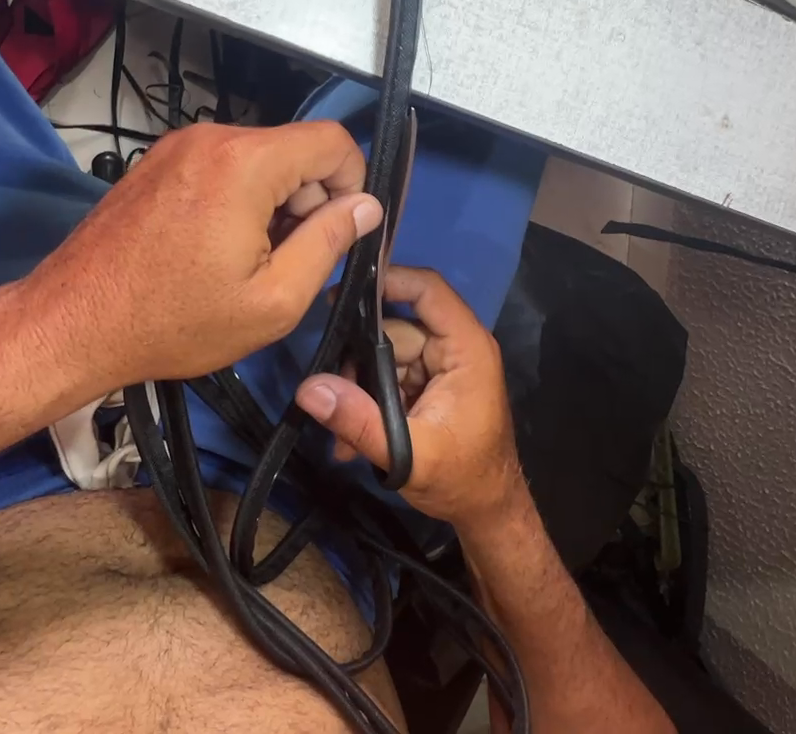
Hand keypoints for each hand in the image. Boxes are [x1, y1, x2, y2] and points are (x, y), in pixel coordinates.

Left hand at [16, 121, 382, 401]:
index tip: (342, 230)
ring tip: (252, 261)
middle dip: (311, 199)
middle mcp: (211, 138)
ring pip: (263, 159)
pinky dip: (242, 199)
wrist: (72, 323)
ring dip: (277, 203)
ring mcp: (179, 146)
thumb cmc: (173, 321)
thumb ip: (330, 243)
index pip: (333, 141)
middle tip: (293, 259)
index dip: (353, 184)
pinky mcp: (160, 163)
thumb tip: (365, 207)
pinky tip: (221, 249)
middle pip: (296, 149)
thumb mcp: (274, 299)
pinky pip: (226, 166)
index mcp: (245, 163)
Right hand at [295, 267, 524, 529]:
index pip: (428, 290)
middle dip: (359, 358)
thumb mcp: (408, 454)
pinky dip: (369, 402)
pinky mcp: (426, 385)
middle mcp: (454, 347)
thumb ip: (359, 420)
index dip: (389, 281)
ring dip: (360, 387)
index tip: (340, 293)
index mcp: (466, 348)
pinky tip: (352, 438)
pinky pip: (389, 378)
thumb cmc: (462, 480)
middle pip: (396, 326)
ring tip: (341, 430)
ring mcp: (439, 365)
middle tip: (326, 388)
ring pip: (385, 353)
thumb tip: (309, 388)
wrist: (486, 514)